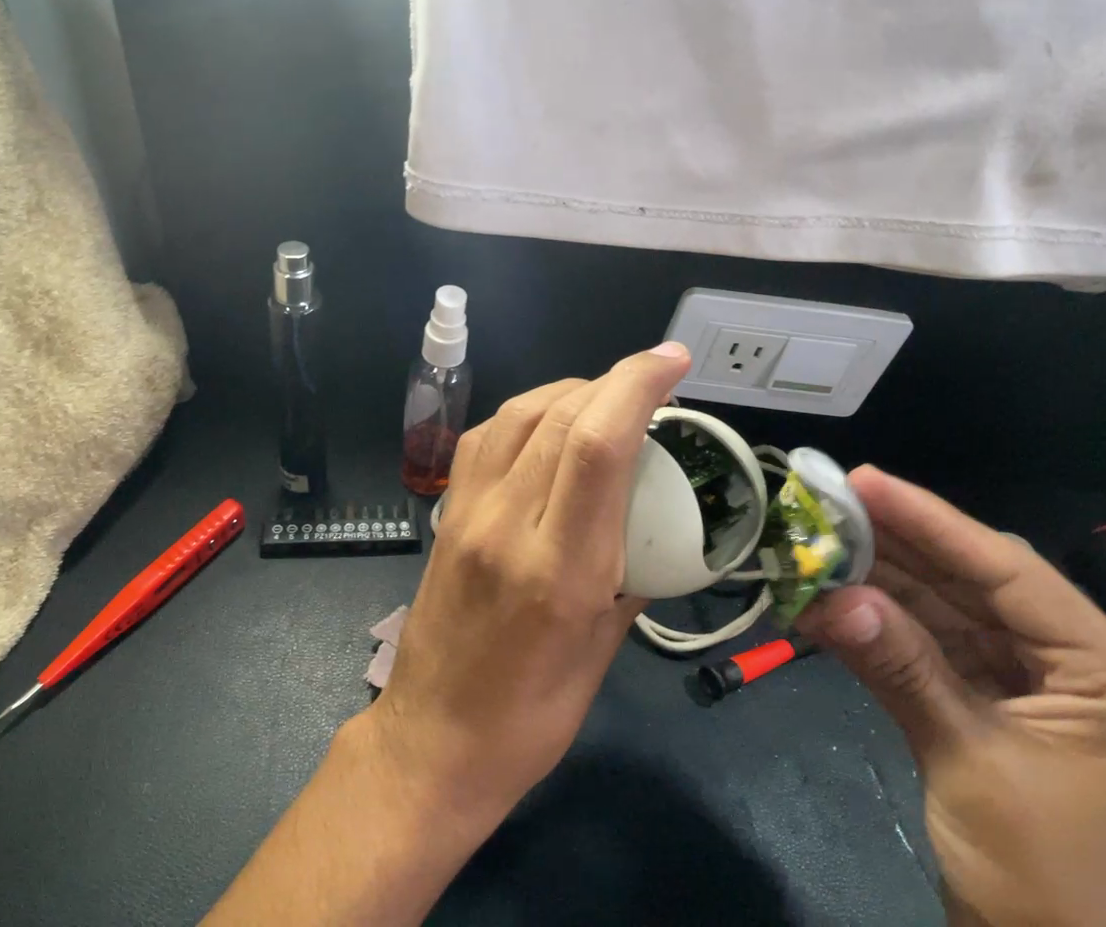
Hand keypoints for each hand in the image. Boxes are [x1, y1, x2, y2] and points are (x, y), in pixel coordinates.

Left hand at [359, 342, 692, 822]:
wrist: (431, 742)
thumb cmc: (530, 719)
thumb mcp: (602, 654)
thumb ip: (632, 578)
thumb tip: (658, 528)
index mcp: (558, 569)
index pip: (598, 444)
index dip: (638, 385)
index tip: (674, 362)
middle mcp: (505, 524)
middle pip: (559, 415)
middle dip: (614, 380)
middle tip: (653, 379)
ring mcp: (466, 515)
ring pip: (516, 415)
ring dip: (568, 391)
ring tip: (605, 399)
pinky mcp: (444, 516)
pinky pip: (483, 440)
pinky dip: (524, 415)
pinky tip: (547, 429)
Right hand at [796, 467, 1105, 926]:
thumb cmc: (1046, 875)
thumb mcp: (972, 763)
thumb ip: (903, 669)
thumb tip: (831, 597)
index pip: (1009, 572)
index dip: (931, 520)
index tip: (864, 481)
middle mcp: (1076, 665)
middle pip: (977, 584)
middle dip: (900, 544)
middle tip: (828, 503)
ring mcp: (1033, 689)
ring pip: (950, 614)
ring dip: (885, 584)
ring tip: (819, 543)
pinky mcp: (994, 712)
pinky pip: (936, 653)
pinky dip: (887, 630)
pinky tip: (836, 602)